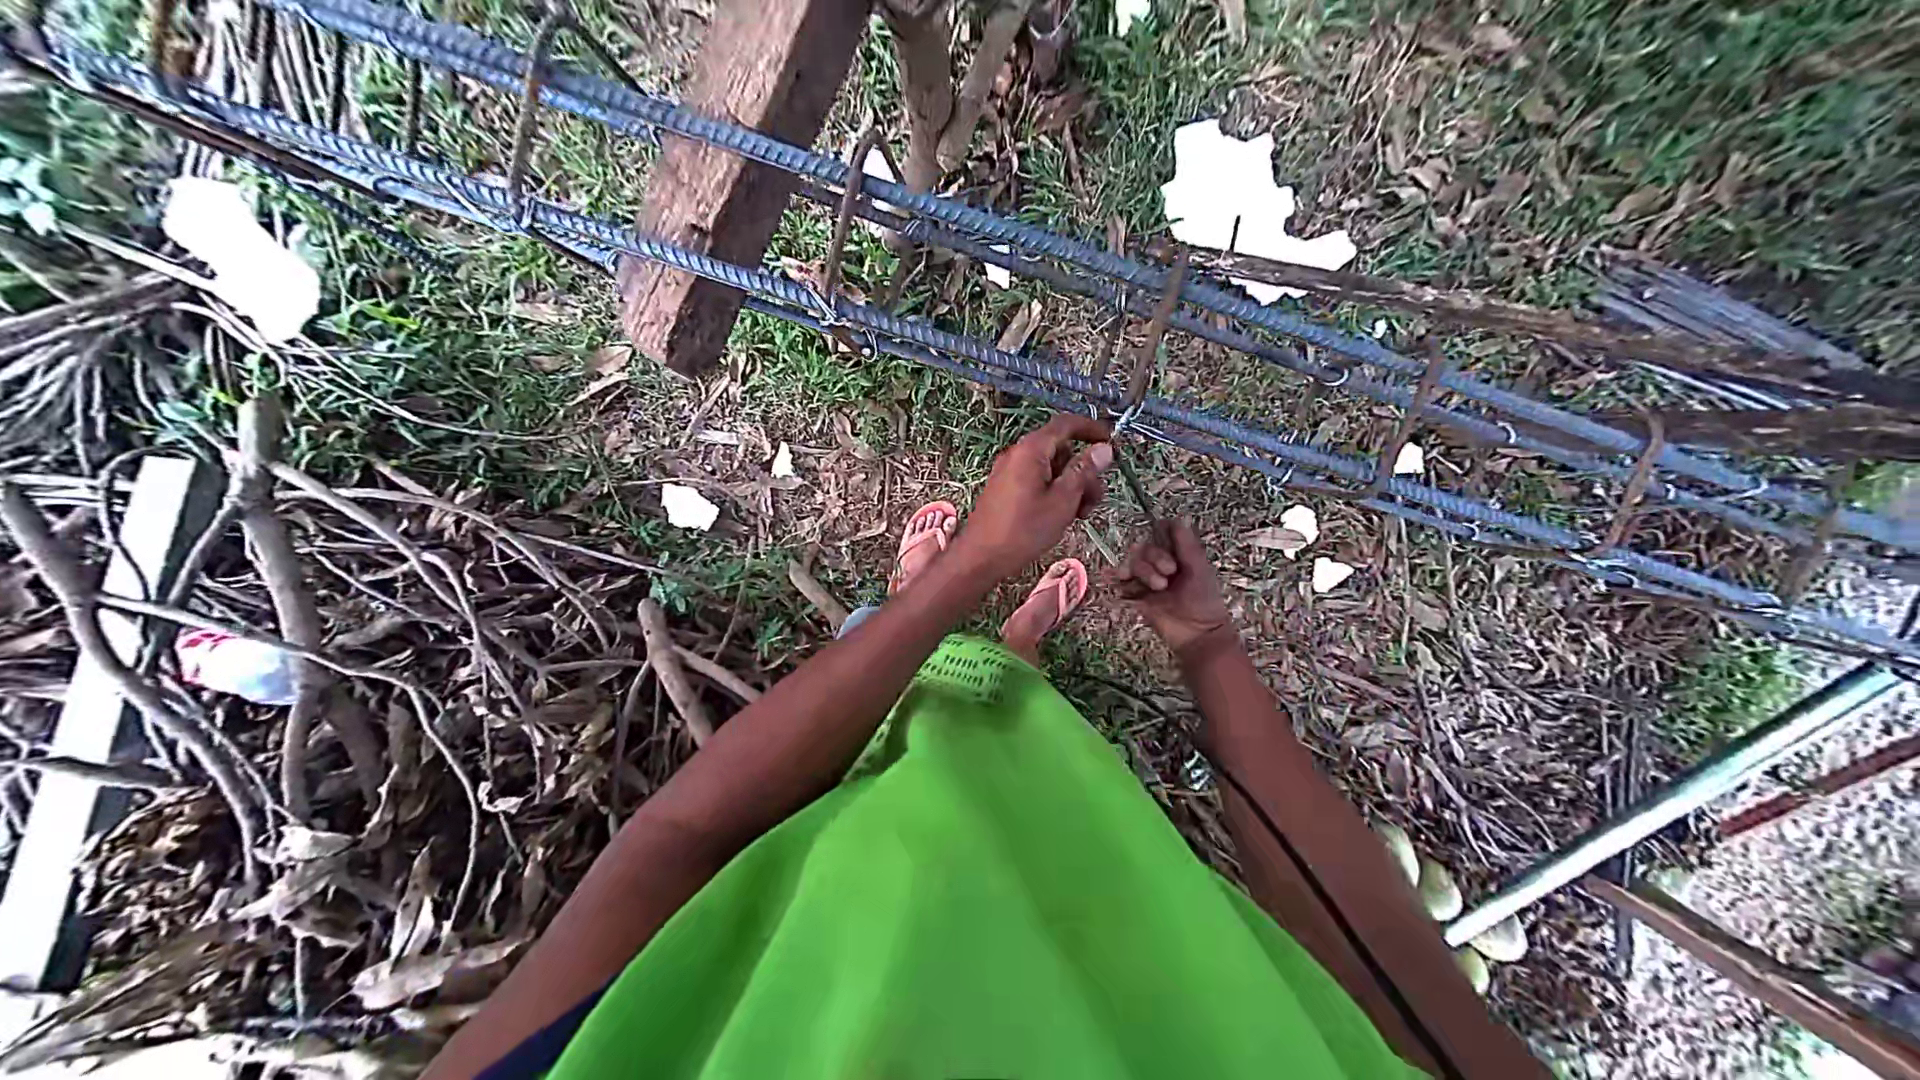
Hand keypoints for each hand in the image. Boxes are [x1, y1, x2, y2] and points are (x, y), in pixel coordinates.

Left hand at [952, 414, 1111, 581]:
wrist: (981, 557)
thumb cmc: (1024, 530)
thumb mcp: (1062, 500)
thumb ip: (1084, 471)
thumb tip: (1103, 449)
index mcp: (1030, 450)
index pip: (1066, 424)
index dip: (1092, 429)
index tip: (1112, 442)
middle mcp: (1017, 455)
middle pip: (1061, 451)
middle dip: (1083, 471)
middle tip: (1094, 499)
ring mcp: (1009, 472)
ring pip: (1051, 469)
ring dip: (1071, 486)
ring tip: (1078, 515)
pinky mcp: (1005, 489)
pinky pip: (1037, 481)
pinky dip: (1054, 493)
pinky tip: (1060, 517)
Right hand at [1113, 517, 1234, 662]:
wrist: (1197, 635)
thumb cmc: (1204, 601)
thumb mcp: (1199, 568)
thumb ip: (1187, 544)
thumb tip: (1180, 516)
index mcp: (1176, 555)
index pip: (1158, 536)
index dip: (1159, 540)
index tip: (1170, 553)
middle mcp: (1159, 565)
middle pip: (1142, 549)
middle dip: (1152, 560)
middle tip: (1167, 578)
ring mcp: (1147, 582)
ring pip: (1131, 564)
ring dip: (1140, 572)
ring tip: (1156, 588)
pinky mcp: (1136, 598)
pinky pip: (1120, 584)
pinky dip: (1115, 580)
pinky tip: (1112, 578)